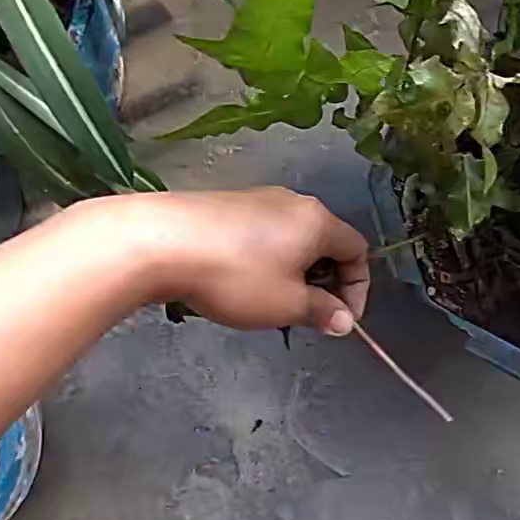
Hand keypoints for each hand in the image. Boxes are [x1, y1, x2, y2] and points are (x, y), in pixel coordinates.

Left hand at [84, 188, 369, 335]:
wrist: (162, 242)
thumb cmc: (236, 276)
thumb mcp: (287, 304)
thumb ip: (322, 311)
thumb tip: (343, 320)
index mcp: (317, 220)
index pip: (357, 250)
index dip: (357, 288)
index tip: (340, 320)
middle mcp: (292, 201)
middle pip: (324, 242)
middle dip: (324, 281)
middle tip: (307, 314)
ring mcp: (256, 198)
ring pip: (291, 238)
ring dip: (293, 272)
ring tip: (271, 301)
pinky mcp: (226, 205)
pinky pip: (262, 234)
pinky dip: (265, 259)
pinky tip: (239, 280)